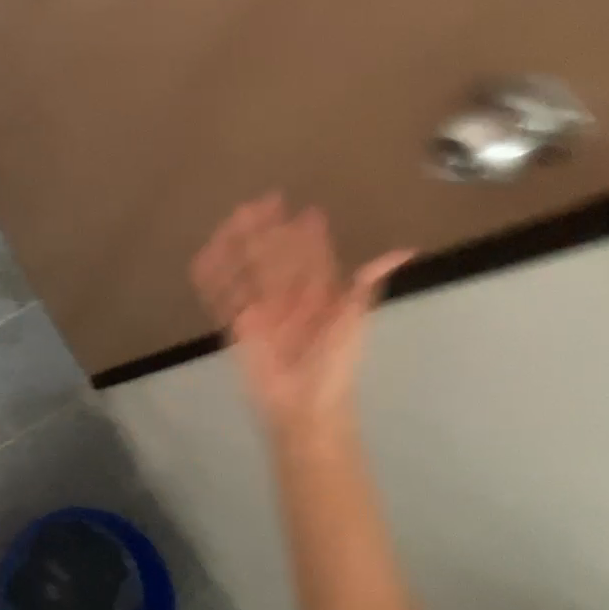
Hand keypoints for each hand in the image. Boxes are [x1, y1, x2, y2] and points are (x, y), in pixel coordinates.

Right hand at [189, 194, 411, 435]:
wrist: (305, 406)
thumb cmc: (334, 366)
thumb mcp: (354, 322)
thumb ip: (365, 285)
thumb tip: (404, 252)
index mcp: (317, 296)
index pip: (309, 258)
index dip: (306, 235)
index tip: (302, 210)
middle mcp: (288, 298)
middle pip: (274, 257)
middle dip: (266, 231)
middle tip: (260, 203)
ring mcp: (261, 310)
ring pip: (247, 270)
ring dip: (238, 246)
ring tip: (231, 222)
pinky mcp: (238, 325)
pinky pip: (222, 297)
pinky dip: (213, 278)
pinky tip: (204, 257)